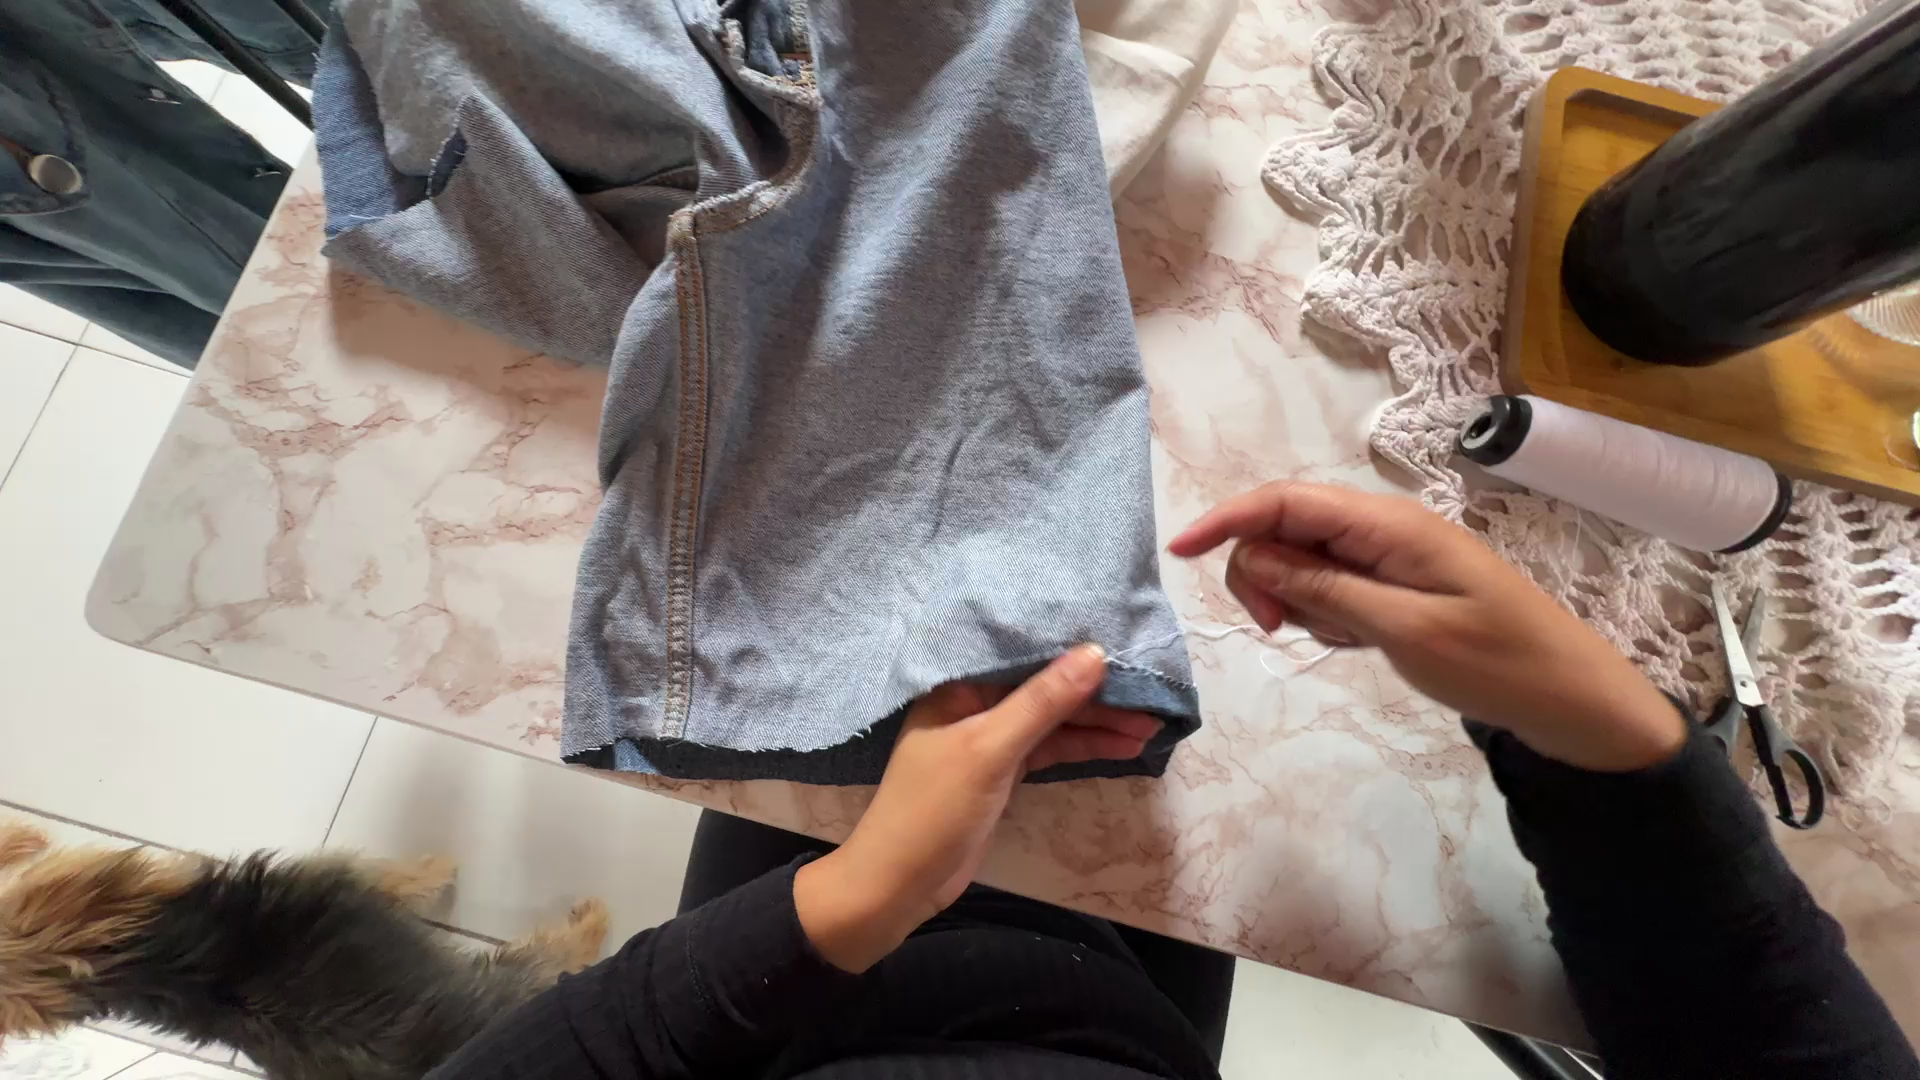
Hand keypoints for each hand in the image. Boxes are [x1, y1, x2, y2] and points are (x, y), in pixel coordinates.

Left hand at [793, 646, 1159, 972]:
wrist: (899, 887)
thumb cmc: (933, 808)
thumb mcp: (990, 749)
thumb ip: (1042, 701)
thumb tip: (1095, 652)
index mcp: (957, 684)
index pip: (1023, 655)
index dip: (1072, 651)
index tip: (1123, 646)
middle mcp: (973, 702)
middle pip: (1043, 689)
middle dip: (1095, 695)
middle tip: (1151, 697)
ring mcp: (990, 738)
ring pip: (1052, 721)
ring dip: (1097, 724)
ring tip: (1151, 725)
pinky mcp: (1003, 770)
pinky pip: (1049, 748)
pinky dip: (1082, 747)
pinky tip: (1123, 746)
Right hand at [1168, 481, 1684, 771]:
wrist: (1573, 703)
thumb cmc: (1498, 663)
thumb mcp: (1404, 629)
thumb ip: (1324, 587)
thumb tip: (1252, 556)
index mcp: (1386, 524)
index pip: (1284, 501)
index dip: (1225, 519)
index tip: (1178, 551)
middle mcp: (1377, 528)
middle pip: (1281, 529)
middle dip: (1261, 574)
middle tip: (1279, 628)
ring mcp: (1381, 554)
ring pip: (1296, 560)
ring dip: (1294, 598)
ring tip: (1341, 638)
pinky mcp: (1384, 580)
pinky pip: (1324, 584)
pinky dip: (1320, 611)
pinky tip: (1355, 637)